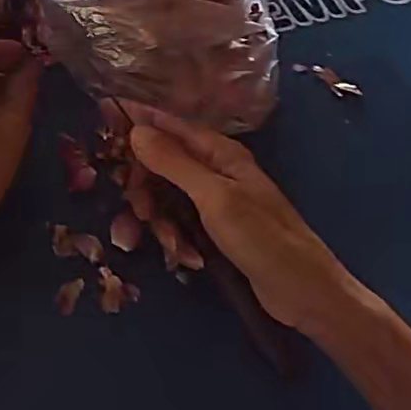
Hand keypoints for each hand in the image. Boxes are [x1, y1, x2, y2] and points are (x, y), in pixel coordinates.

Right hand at [127, 105, 366, 334]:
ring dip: (158, 218)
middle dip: (142, 185)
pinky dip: (174, 235)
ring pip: (163, 194)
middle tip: (134, 208)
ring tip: (168, 243)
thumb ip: (173, 162)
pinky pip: (177, 219)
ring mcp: (213, 198)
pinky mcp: (212, 226)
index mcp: (218, 152)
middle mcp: (213, 168)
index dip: (134, 117)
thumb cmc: (265, 240)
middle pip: (158, 162)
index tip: (100, 111)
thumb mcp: (214, 198)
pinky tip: (185, 256)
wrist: (309, 298)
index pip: (166, 123)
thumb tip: (136, 129)